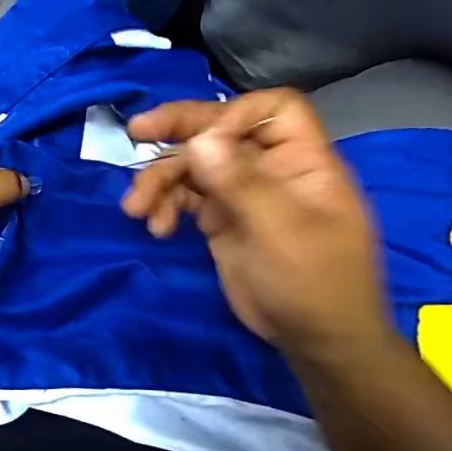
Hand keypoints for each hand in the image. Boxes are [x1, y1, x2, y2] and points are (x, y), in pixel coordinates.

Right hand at [120, 90, 392, 359]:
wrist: (316, 341)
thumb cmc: (315, 283)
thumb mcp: (282, 232)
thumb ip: (241, 183)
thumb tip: (200, 140)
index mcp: (301, 161)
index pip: (271, 110)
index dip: (233, 115)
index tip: (200, 142)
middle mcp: (269, 169)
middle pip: (220, 132)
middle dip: (176, 133)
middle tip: (134, 133)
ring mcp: (242, 195)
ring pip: (194, 167)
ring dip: (160, 181)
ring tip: (136, 210)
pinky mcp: (220, 220)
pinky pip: (185, 198)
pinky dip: (165, 207)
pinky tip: (156, 228)